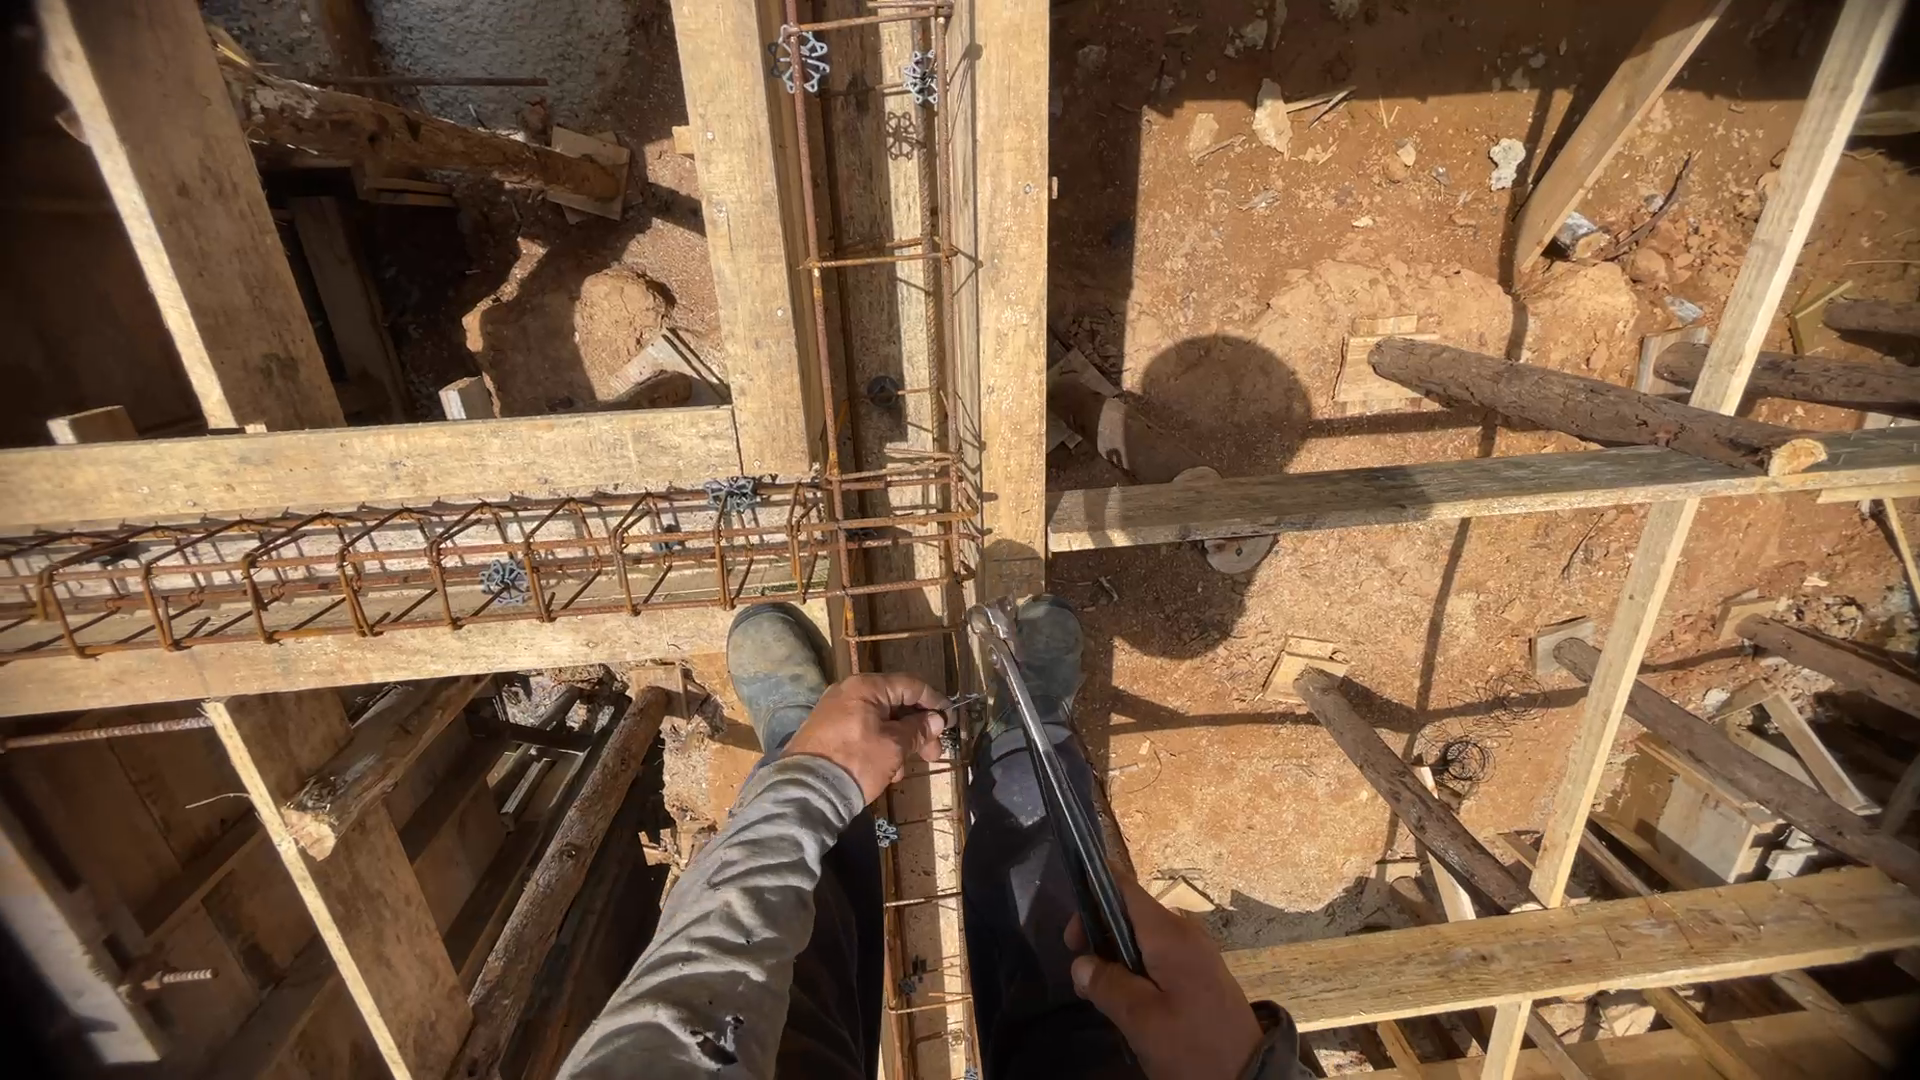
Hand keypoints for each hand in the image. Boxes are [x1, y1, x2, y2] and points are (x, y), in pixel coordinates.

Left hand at [782, 673, 948, 802]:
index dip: (934, 701)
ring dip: (900, 743)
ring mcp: (836, 712)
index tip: (951, 720)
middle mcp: (849, 692)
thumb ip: (918, 730)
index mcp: (865, 687)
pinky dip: (880, 747)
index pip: (910, 685)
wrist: (804, 792)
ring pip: (880, 721)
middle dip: (918, 730)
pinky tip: (887, 772)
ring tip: (904, 770)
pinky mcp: (828, 732)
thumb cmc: (855, 762)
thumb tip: (937, 720)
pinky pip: (864, 732)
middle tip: (934, 754)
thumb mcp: (893, 746)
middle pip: (895, 704)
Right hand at [1066, 878, 1262, 1079]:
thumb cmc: (1195, 1048)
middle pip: (1130, 912)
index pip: (1124, 886)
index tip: (1072, 933)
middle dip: (1100, 934)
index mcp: (1169, 933)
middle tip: (1081, 973)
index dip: (1091, 894)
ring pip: (1142, 936)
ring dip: (1116, 956)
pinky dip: (1136, 967)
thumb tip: (1080, 964)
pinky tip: (1127, 1000)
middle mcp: (1184, 932)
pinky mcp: (1201, 974)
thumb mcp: (1143, 1021)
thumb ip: (1107, 985)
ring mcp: (1195, 952)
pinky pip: (1158, 955)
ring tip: (1100, 993)